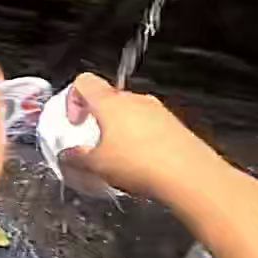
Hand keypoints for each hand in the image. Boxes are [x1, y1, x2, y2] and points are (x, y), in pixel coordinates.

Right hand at [65, 73, 229, 200]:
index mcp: (109, 102)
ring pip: (131, 113)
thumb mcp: (97, 165)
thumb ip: (77, 158)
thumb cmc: (142, 163)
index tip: (76, 122)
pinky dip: (142, 140)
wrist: (190, 175)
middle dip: (99, 120)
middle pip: (108, 99)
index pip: (85, 82)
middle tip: (95, 144)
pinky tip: (141, 165)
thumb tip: (68, 156)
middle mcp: (134, 100)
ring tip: (119, 160)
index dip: (74, 99)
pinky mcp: (174, 127)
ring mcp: (157, 111)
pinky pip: (151, 127)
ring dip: (121, 131)